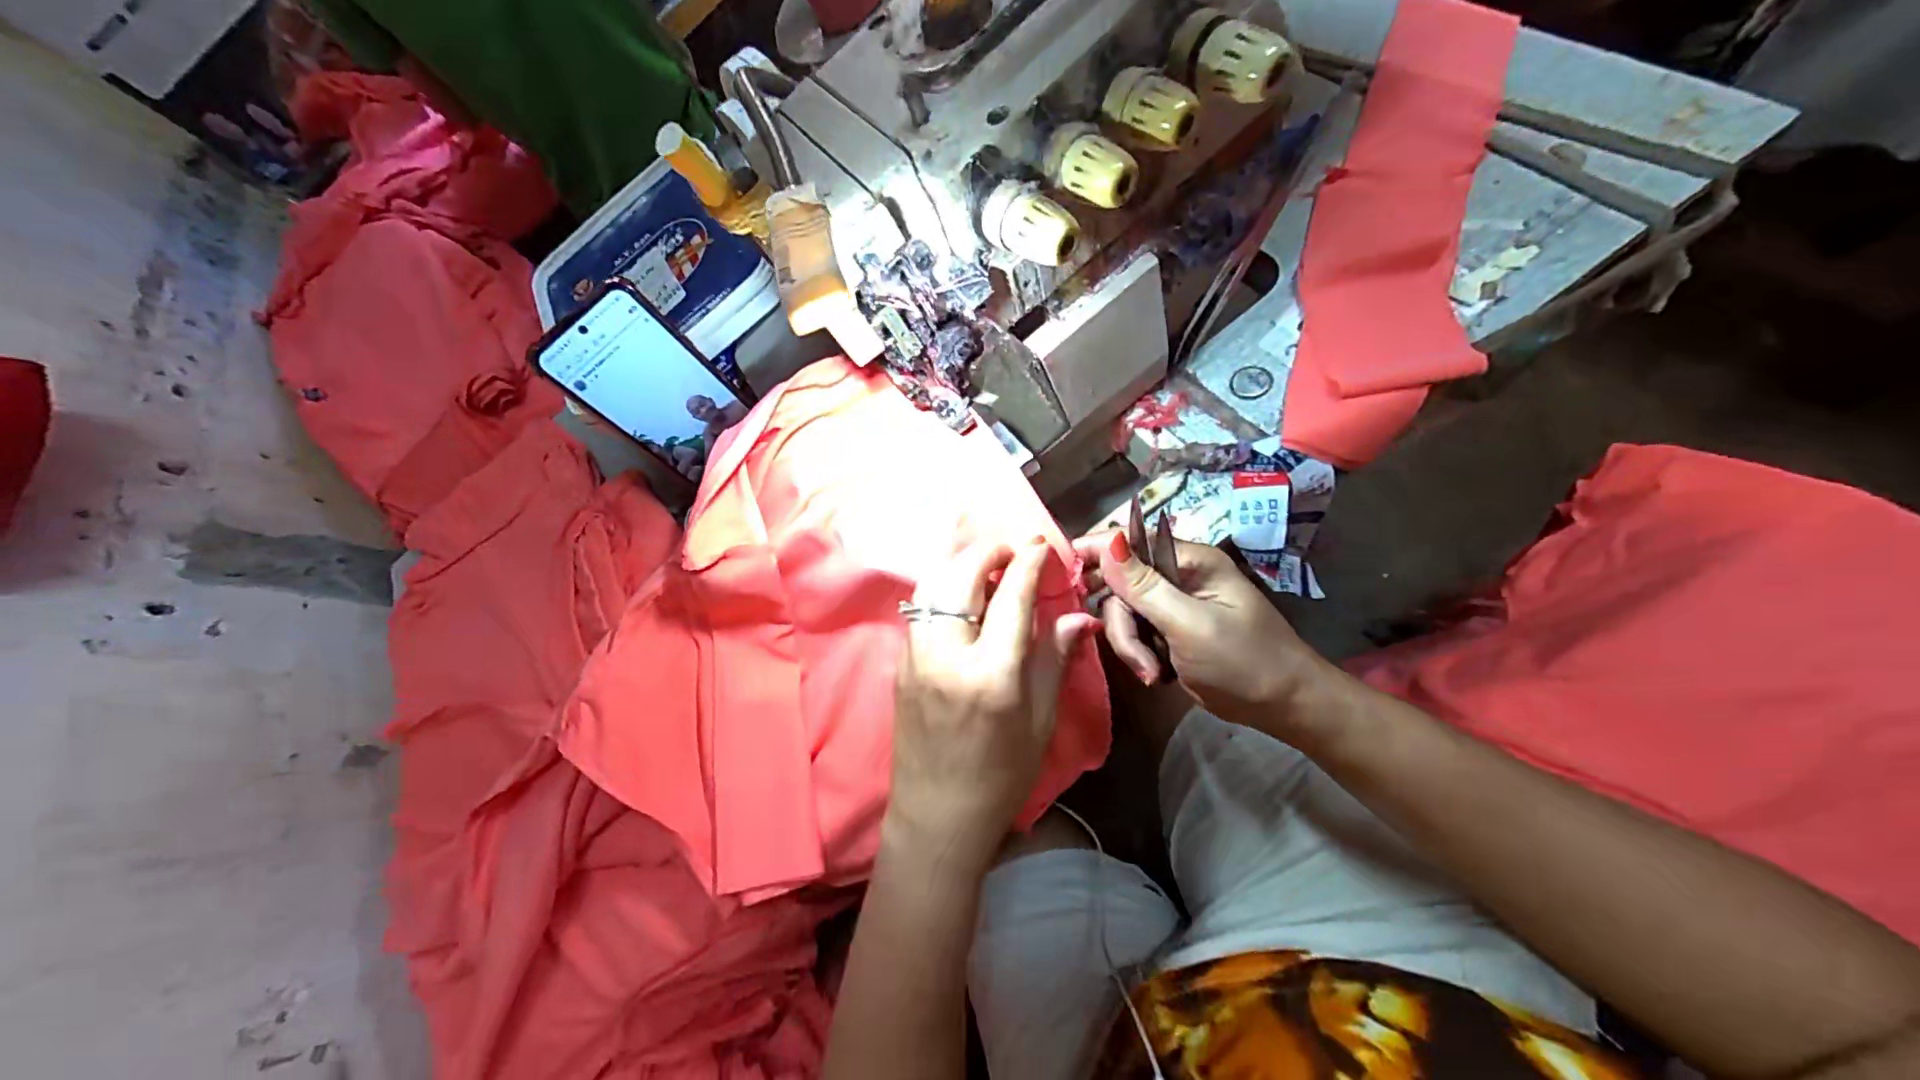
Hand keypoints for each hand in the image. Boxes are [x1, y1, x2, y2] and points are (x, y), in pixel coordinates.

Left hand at [888, 540, 1097, 870]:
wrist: (937, 817)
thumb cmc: (1000, 778)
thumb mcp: (1039, 722)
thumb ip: (1053, 661)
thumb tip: (1078, 617)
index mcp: (991, 674)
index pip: (1011, 597)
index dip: (1028, 563)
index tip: (1040, 545)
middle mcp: (947, 656)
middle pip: (962, 578)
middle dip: (988, 551)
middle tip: (1011, 549)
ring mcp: (915, 658)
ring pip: (931, 587)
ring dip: (959, 564)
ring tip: (985, 563)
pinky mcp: (900, 665)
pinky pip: (919, 609)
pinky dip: (940, 588)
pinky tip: (959, 594)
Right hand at [1073, 531, 1332, 731]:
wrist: (1283, 706)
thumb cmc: (1245, 660)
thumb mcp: (1190, 624)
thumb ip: (1144, 586)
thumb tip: (1107, 542)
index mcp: (1188, 561)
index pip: (1130, 541)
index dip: (1095, 552)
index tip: (1064, 574)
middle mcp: (1177, 576)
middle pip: (1120, 584)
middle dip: (1119, 620)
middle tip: (1131, 650)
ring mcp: (1172, 605)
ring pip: (1123, 613)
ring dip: (1131, 644)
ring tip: (1153, 673)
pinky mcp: (1168, 631)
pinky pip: (1135, 633)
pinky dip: (1139, 654)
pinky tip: (1157, 674)